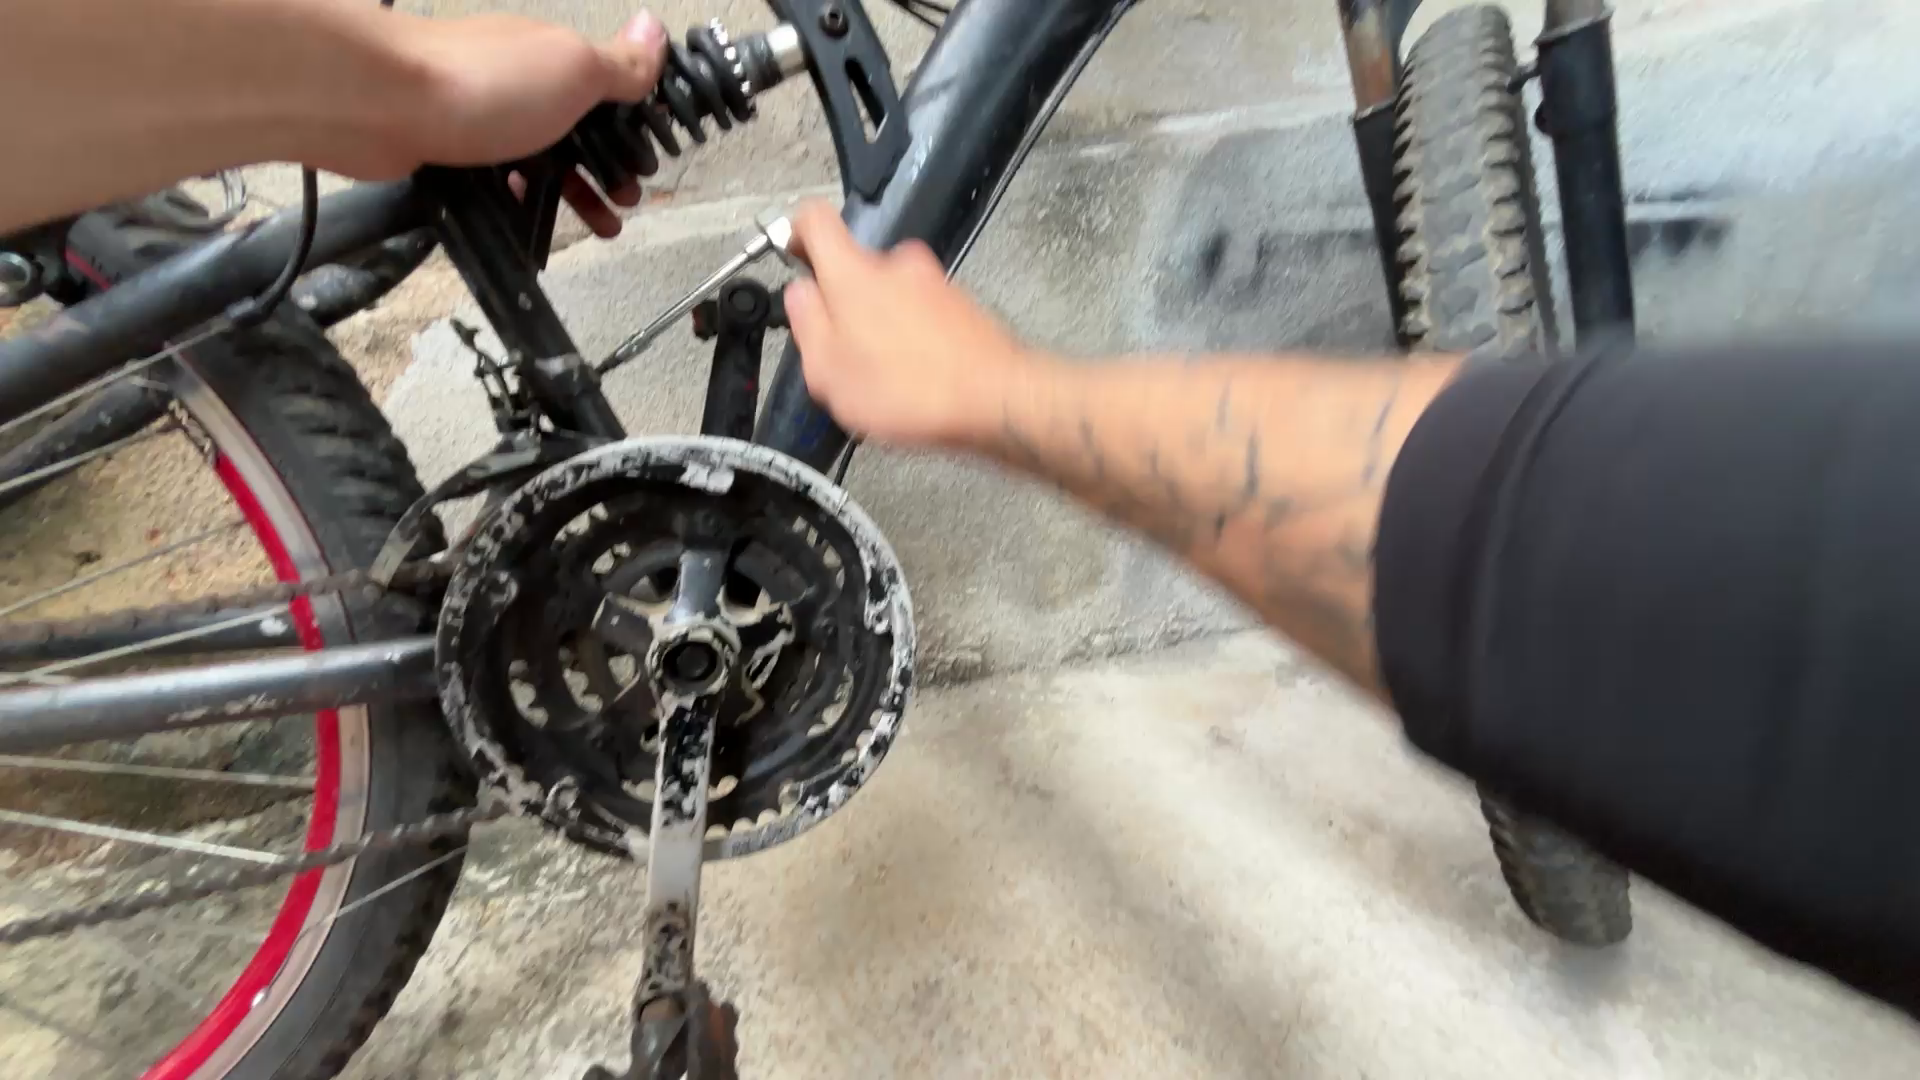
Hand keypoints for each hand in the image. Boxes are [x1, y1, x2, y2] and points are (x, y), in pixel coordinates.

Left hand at [374, 10, 670, 236]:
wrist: (380, 103)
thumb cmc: (490, 85)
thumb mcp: (573, 68)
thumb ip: (619, 63)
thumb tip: (655, 31)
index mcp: (553, 61)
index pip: (608, 92)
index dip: (635, 126)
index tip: (652, 162)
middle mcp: (522, 84)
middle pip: (582, 132)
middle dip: (614, 170)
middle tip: (629, 201)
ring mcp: (488, 119)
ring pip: (548, 162)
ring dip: (582, 196)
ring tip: (604, 227)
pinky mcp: (458, 152)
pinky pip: (506, 182)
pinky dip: (529, 203)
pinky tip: (539, 225)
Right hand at [782, 201, 1038, 446]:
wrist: (996, 401)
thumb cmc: (915, 391)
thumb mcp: (830, 372)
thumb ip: (806, 325)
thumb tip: (800, 297)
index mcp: (854, 274)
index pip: (813, 219)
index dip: (795, 233)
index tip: (792, 254)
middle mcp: (898, 265)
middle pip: (853, 271)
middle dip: (843, 308)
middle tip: (843, 354)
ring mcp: (935, 284)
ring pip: (890, 298)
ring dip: (881, 330)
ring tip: (886, 379)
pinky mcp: (961, 308)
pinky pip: (922, 318)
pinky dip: (913, 342)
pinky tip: (917, 381)